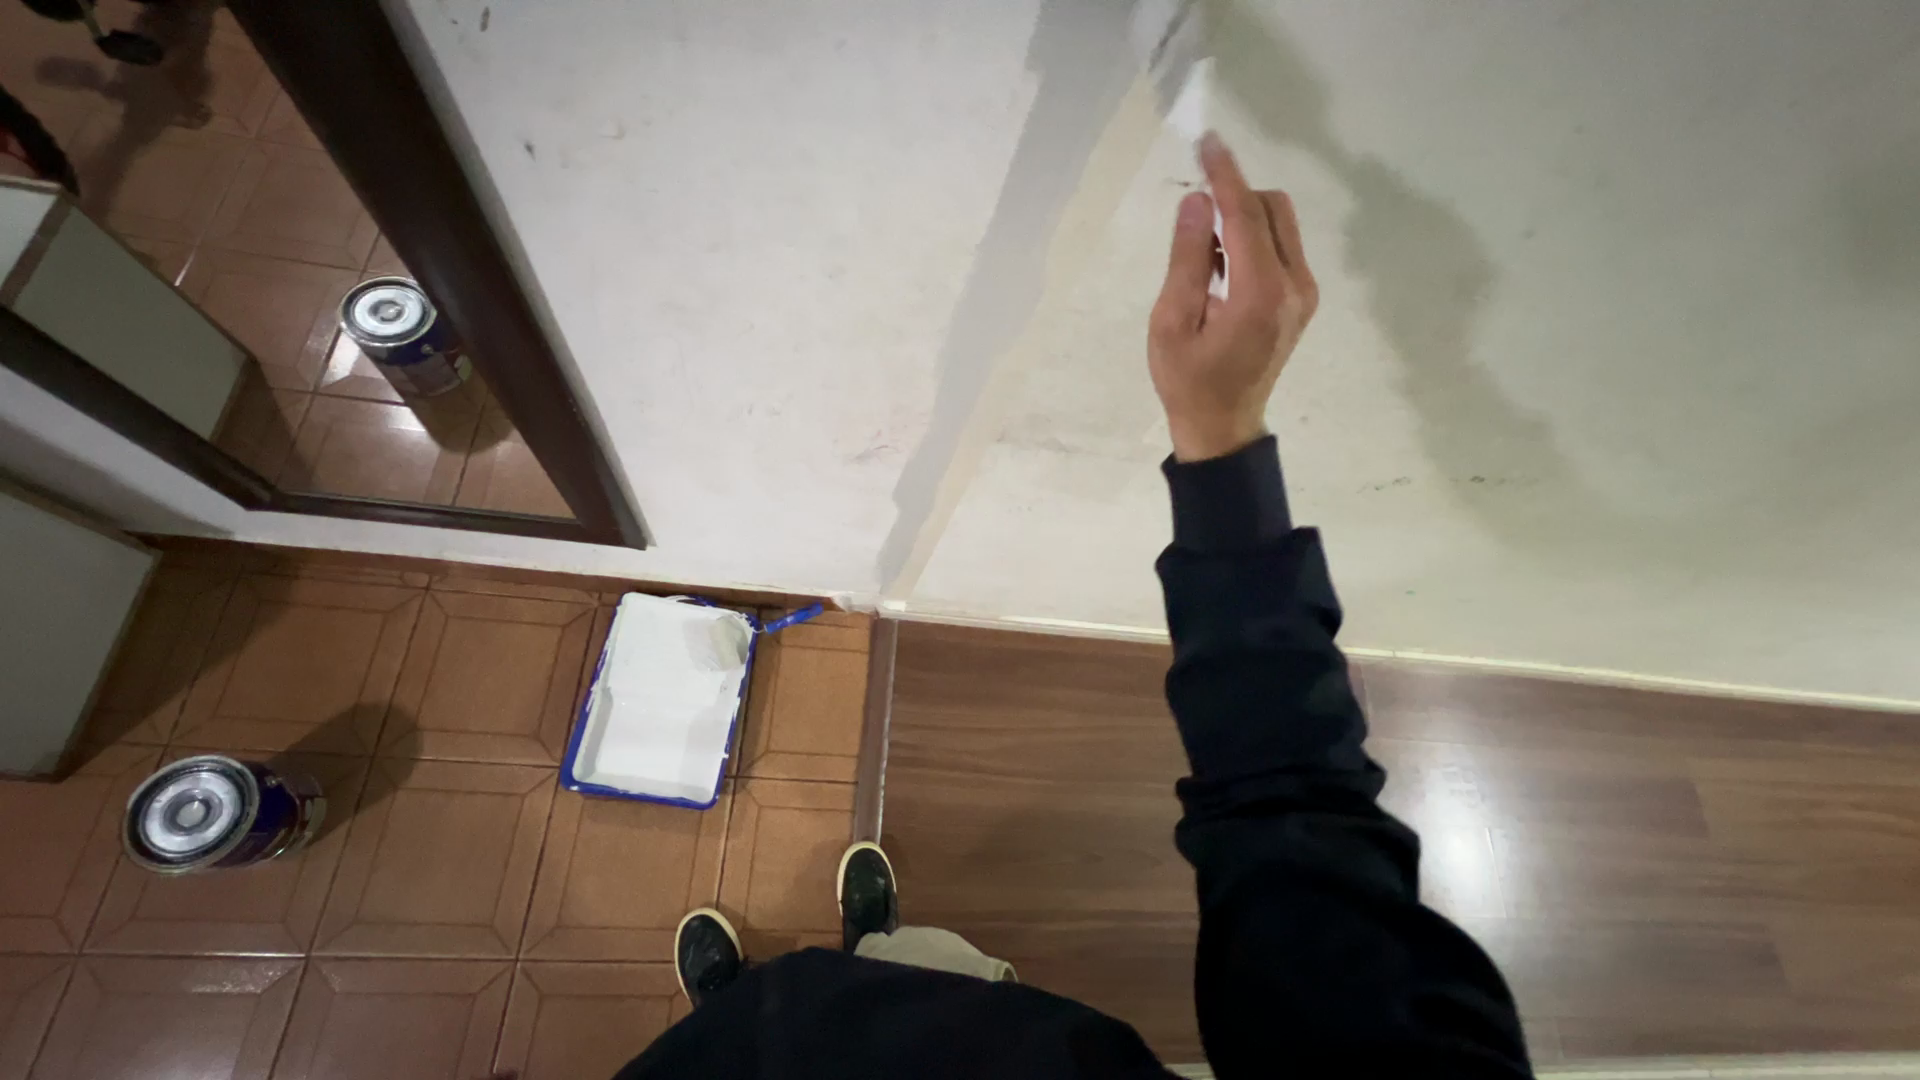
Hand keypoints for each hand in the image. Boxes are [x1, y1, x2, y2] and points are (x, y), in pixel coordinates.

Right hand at [1148, 132, 1317, 461]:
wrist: (1222, 426)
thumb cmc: (1187, 380)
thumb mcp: (1171, 322)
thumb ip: (1187, 259)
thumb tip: (1197, 202)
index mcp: (1259, 292)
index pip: (1245, 214)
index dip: (1224, 175)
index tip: (1207, 142)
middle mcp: (1294, 285)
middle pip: (1273, 209)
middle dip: (1235, 197)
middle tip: (1195, 215)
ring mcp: (1304, 294)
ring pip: (1282, 225)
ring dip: (1244, 219)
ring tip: (1203, 253)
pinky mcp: (1302, 301)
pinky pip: (1283, 250)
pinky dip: (1254, 242)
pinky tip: (1223, 269)